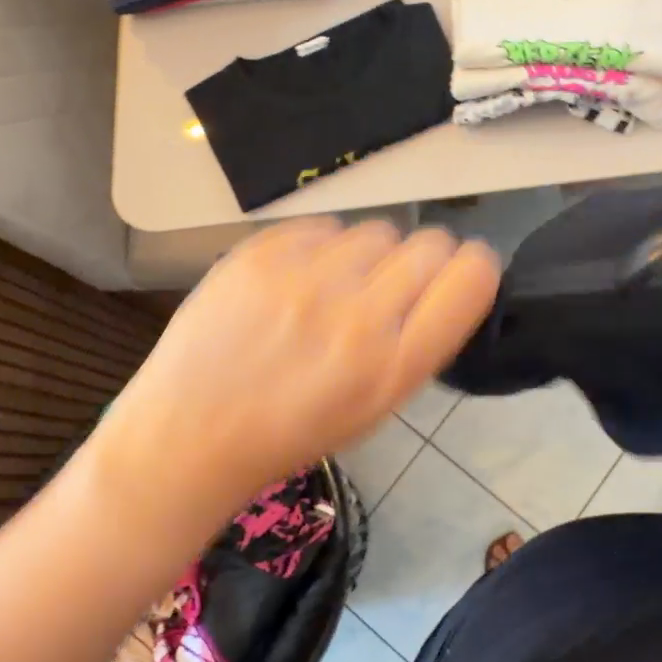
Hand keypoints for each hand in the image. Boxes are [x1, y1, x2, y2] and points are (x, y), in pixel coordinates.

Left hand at [94, 219, 500, 511]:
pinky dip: (321, 248)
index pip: (470, 276)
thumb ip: (419, 342)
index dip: (472, 268)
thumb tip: (445, 281)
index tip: (456, 275)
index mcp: (395, 364)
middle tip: (390, 288)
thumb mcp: (376, 407)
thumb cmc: (293, 431)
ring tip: (334, 288)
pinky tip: (297, 281)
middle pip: (431, 244)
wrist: (189, 434)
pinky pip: (323, 226)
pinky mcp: (260, 253)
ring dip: (369, 256)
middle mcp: (358, 315)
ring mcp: (305, 278)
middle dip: (423, 261)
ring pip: (377, 231)